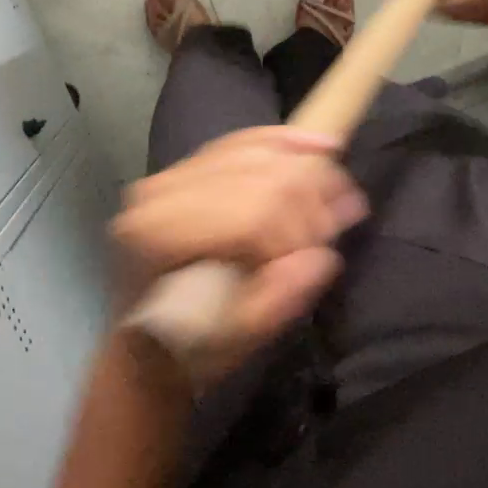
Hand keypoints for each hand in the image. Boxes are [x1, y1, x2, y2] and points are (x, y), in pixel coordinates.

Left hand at [111, 127, 368, 384]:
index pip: (251, 214)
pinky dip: (283, 144)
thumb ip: (276, 301)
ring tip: (339, 196)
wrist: (148, 343)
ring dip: (306, 170)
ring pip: (254, 152)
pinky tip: (320, 147)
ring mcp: (167, 176)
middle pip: (258, 176)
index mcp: (160, 236)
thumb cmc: (191, 346)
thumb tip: (320, 258)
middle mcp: (156, 194)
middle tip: (336, 227)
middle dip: (309, 200)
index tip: (315, 259)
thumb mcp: (237, 341)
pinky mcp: (184, 170)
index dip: (297, 232)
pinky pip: (241, 142)